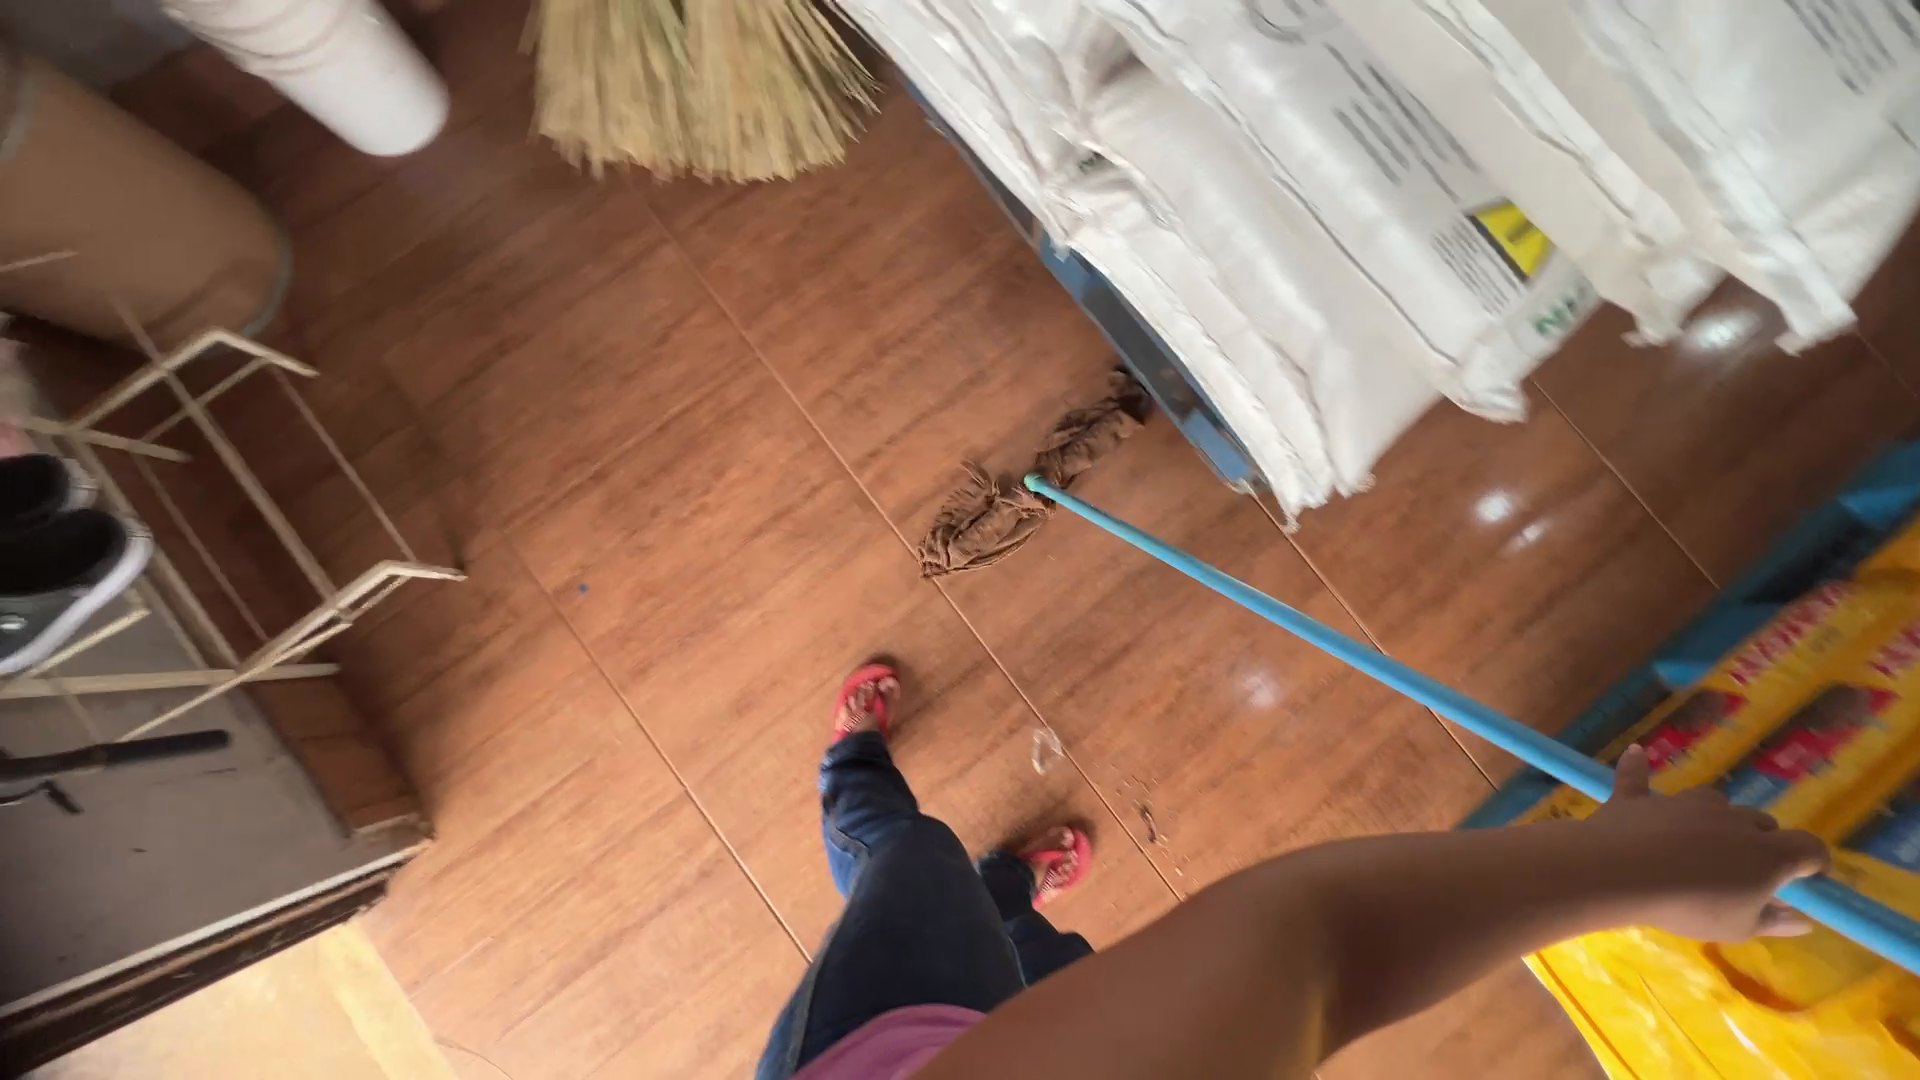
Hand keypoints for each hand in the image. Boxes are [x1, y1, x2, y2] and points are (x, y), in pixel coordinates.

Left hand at [1585, 745, 1831, 940]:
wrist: (1618, 872)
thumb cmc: (1688, 906)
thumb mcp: (1740, 926)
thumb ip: (1773, 920)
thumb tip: (1801, 919)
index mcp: (1766, 852)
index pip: (1808, 846)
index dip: (1812, 861)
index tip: (1806, 877)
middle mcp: (1727, 819)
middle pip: (1757, 820)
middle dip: (1761, 838)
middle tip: (1745, 865)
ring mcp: (1678, 804)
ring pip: (1709, 798)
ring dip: (1714, 812)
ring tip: (1706, 833)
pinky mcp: (1634, 799)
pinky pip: (1634, 776)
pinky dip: (1635, 765)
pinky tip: (1635, 752)